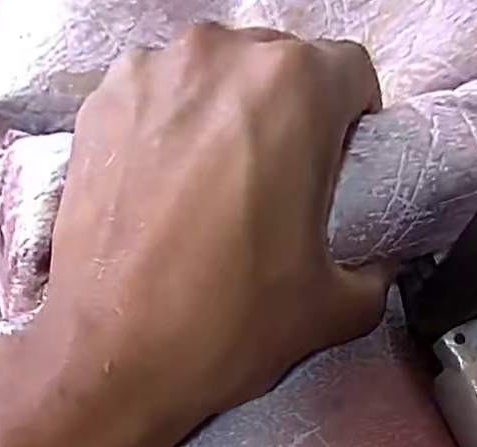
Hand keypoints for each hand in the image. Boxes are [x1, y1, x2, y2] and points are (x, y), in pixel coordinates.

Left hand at [40, 25, 392, 425]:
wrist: (114, 358)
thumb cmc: (224, 328)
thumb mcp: (327, 313)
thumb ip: (374, 279)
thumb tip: (377, 269)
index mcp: (293, 92)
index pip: (352, 75)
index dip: (354, 126)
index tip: (339, 172)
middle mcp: (220, 57)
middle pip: (281, 70)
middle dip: (292, 122)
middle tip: (280, 194)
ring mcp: (149, 74)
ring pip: (216, 81)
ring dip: (230, 124)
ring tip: (216, 198)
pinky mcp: (99, 105)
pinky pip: (159, 101)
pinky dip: (173, 133)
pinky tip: (167, 196)